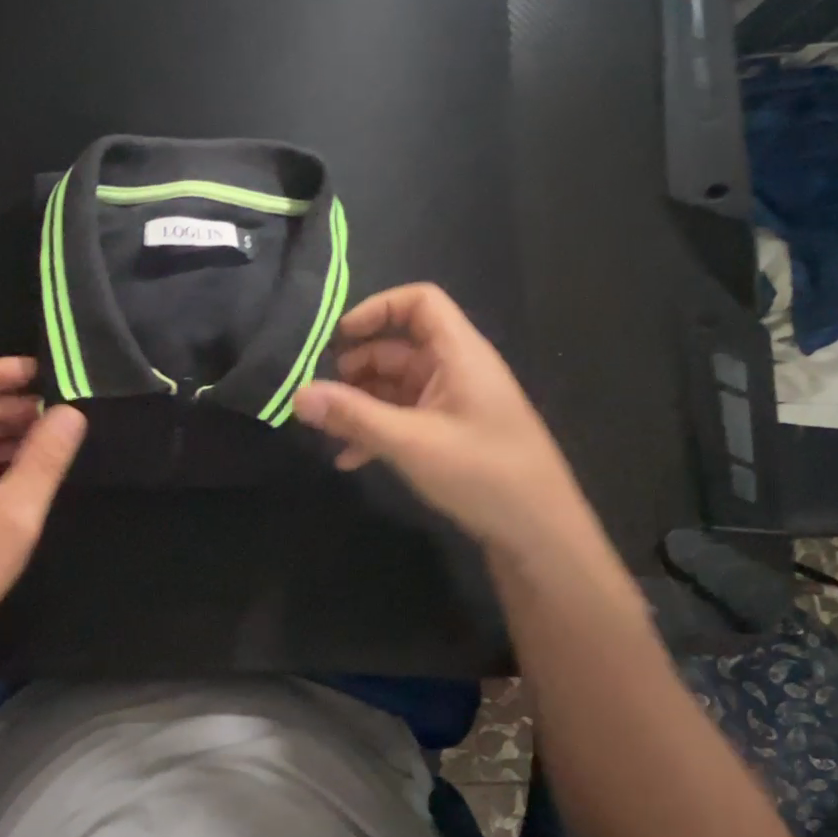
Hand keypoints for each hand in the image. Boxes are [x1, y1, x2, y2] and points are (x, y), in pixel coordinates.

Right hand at [292, 284, 595, 549]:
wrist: (540, 535)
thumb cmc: (483, 474)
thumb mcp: (410, 443)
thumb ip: (352, 416)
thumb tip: (297, 395)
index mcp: (459, 354)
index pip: (419, 302)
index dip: (376, 309)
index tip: (336, 338)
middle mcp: (456, 369)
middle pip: (397, 347)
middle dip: (354, 366)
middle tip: (318, 391)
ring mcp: (453, 403)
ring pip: (395, 385)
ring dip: (359, 402)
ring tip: (325, 427)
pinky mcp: (450, 433)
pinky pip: (403, 416)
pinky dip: (375, 429)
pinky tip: (349, 459)